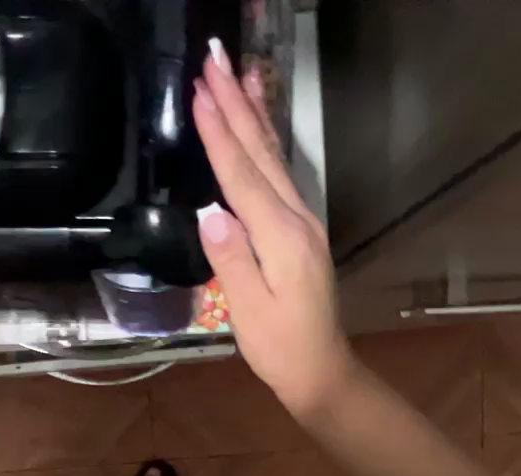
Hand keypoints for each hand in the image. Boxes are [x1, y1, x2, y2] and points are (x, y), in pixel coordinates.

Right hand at [192, 48, 355, 415]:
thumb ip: (232, 262)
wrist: (321, 371)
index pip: (243, 177)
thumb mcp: (251, 312)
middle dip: (238, 105)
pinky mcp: (301, 234)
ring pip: (275, 160)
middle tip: (217, 59)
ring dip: (254, 116)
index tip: (200, 91)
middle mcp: (298, 221)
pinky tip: (259, 132)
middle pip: (263, 155)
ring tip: (241, 74)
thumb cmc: (281, 349)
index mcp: (282, 238)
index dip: (220, 133)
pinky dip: (266, 146)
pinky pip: (280, 177)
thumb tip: (211, 214)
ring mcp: (303, 224)